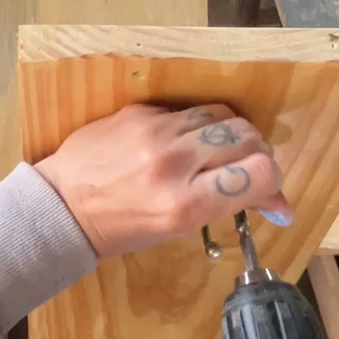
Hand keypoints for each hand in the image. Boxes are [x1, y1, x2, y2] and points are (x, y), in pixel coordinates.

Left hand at [35, 103, 291, 257]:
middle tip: (248, 168)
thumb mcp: (175, 228)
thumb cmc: (119, 226)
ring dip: (231, 134)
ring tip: (219, 151)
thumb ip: (225, 204)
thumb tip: (277, 201)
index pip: (259, 173)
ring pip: (222, 115)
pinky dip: (197, 126)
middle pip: (247, 136)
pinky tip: (185, 141)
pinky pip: (188, 110)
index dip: (275, 182)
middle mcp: (173, 162)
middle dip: (258, 152)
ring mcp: (155, 131)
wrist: (62, 202)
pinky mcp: (140, 110)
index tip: (270, 191)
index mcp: (183, 204)